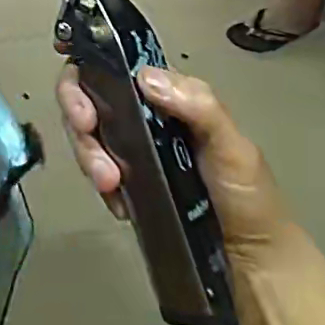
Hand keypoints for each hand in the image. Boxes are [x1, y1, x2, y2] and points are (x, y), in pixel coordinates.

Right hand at [55, 65, 294, 270]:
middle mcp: (142, 114)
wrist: (250, 263)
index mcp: (166, 94)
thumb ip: (197, 105)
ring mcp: (129, 148)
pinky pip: (93, 171)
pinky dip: (96, 182)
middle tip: (86, 129)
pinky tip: (117, 201)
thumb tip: (144, 78)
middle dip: (77, 109)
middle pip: (89, 95)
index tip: (73, 76)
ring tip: (109, 181)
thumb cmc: (247, 195)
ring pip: (85, 133)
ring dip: (86, 152)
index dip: (88, 62)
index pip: (118, 63)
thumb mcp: (232, 144)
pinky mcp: (123, 182)